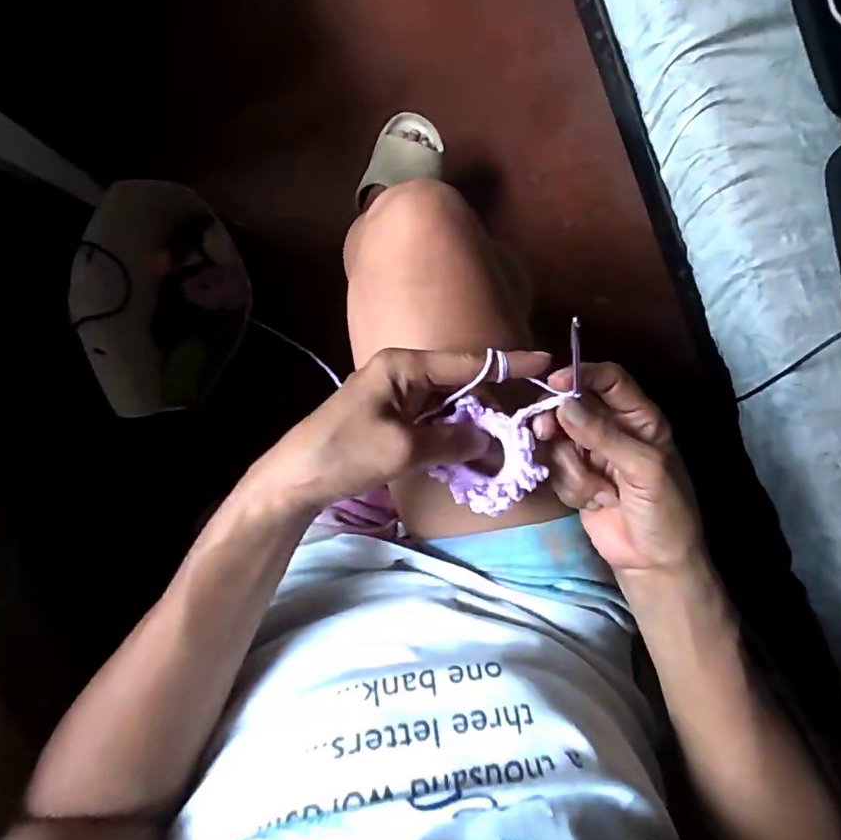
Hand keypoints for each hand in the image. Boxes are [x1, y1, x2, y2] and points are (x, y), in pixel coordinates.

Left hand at [245, 347, 551, 516]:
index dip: (507, 364)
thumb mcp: (403, 448)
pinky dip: (453, 434)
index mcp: (403, 365)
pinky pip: (432, 421)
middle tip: (529, 419)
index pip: (466, 362)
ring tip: (508, 440)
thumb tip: (488, 439)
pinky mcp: (391, 419)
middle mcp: (402, 373)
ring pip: (448, 404)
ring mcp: (395, 396)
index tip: (545, 361)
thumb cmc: (344, 452)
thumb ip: (452, 440)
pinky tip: (473, 450)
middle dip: (493, 401)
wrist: (295, 477)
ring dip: (474, 422)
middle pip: (460, 382)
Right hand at [530, 362, 704, 576]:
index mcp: (639, 418)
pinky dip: (570, 485)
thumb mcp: (644, 469)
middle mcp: (612, 429)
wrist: (654, 564)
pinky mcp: (574, 476)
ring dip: (570, 465)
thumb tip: (564, 406)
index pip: (609, 380)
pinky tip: (594, 501)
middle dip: (557, 420)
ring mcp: (591, 453)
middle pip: (572, 405)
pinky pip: (555, 467)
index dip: (583, 374)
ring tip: (594, 488)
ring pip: (558, 438)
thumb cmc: (666, 511)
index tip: (555, 381)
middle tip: (545, 431)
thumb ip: (603, 435)